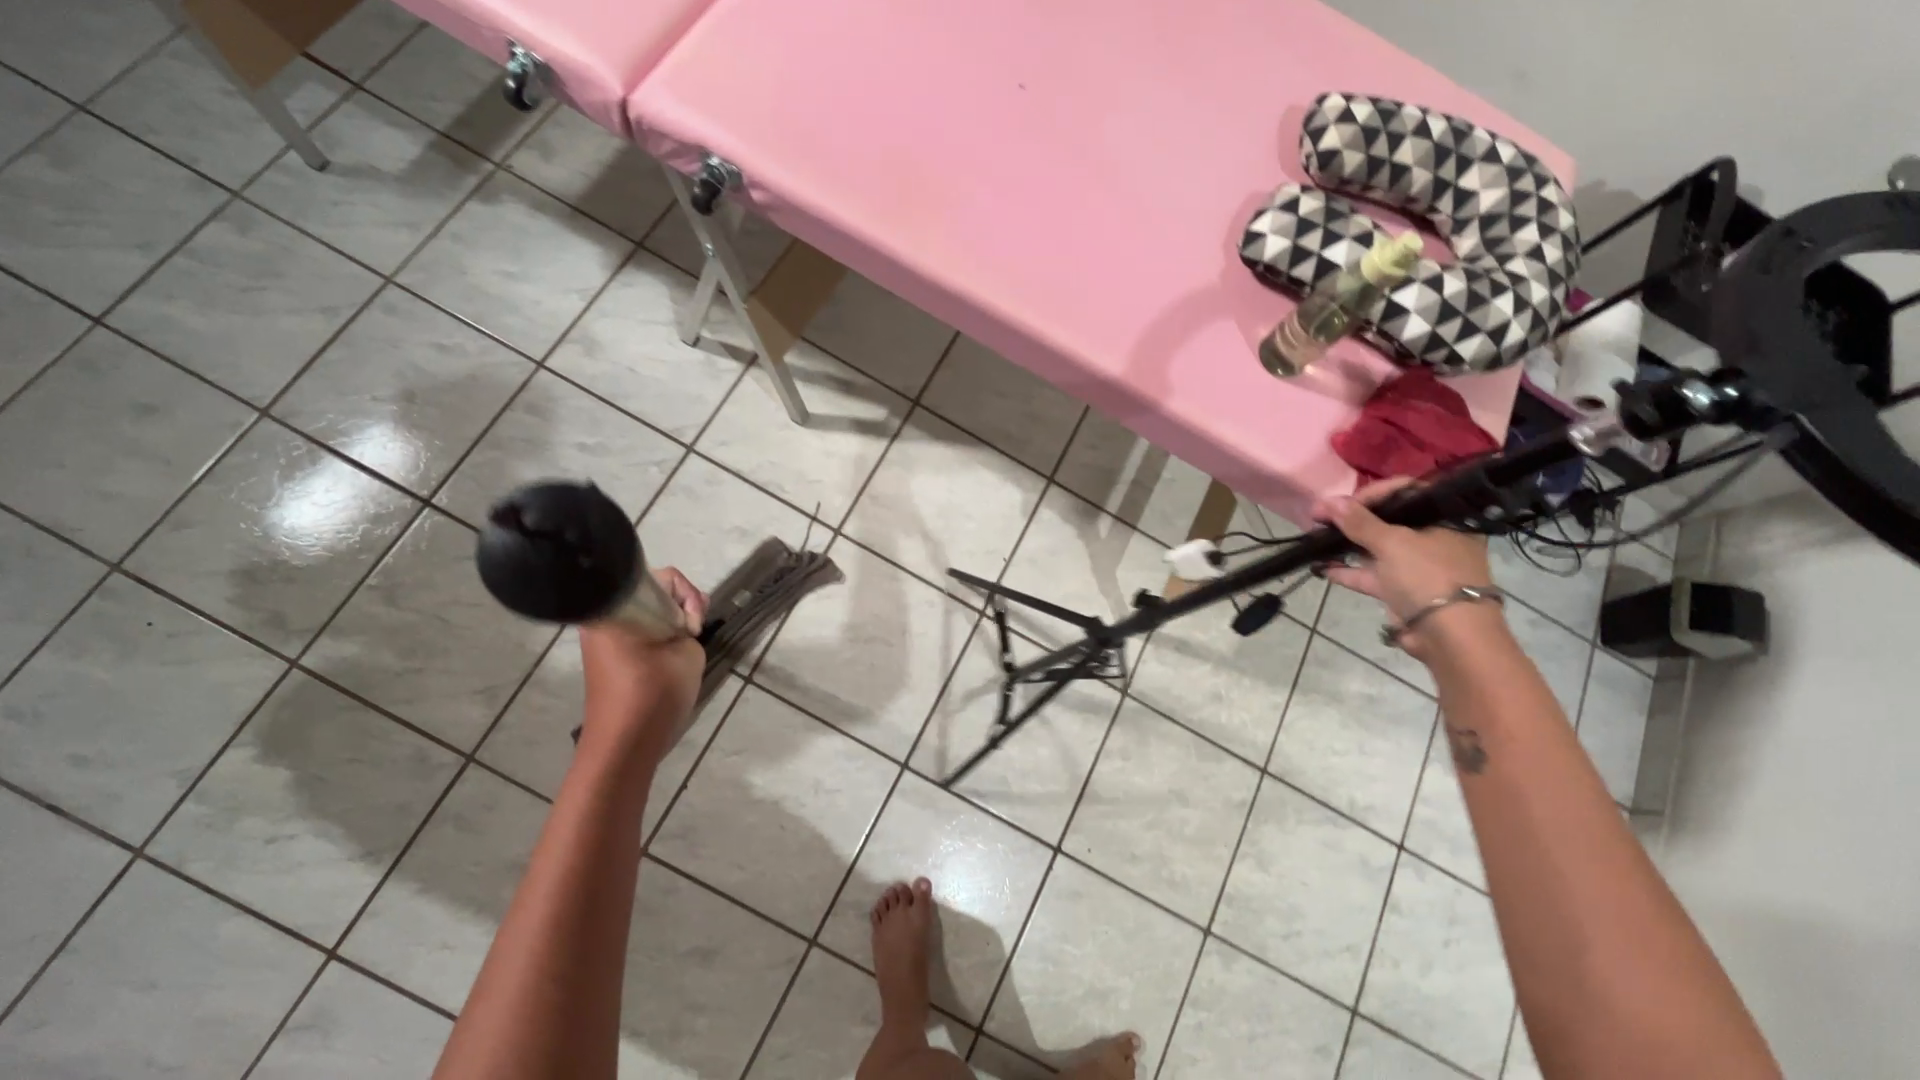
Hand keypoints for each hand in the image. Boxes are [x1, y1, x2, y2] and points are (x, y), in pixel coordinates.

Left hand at [576, 568, 706, 763]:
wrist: (624, 745)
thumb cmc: (655, 694)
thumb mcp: (688, 652)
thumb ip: (688, 626)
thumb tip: (678, 626)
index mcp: (616, 609)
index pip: (662, 578)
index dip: (687, 596)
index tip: (693, 626)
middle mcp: (602, 618)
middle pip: (649, 592)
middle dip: (679, 607)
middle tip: (693, 633)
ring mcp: (600, 639)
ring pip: (643, 613)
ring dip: (668, 624)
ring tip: (685, 647)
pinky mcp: (605, 658)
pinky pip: (635, 632)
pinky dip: (656, 638)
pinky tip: (669, 658)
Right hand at [1312, 477, 1498, 657]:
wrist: (1449, 635)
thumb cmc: (1428, 576)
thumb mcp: (1393, 543)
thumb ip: (1359, 522)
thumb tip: (1329, 502)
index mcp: (1444, 519)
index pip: (1405, 492)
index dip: (1370, 494)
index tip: (1341, 503)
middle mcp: (1433, 538)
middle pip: (1388, 520)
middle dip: (1352, 519)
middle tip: (1321, 517)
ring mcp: (1416, 566)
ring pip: (1376, 548)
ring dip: (1346, 544)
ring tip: (1315, 538)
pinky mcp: (1401, 590)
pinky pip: (1371, 575)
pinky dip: (1348, 570)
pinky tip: (1321, 566)